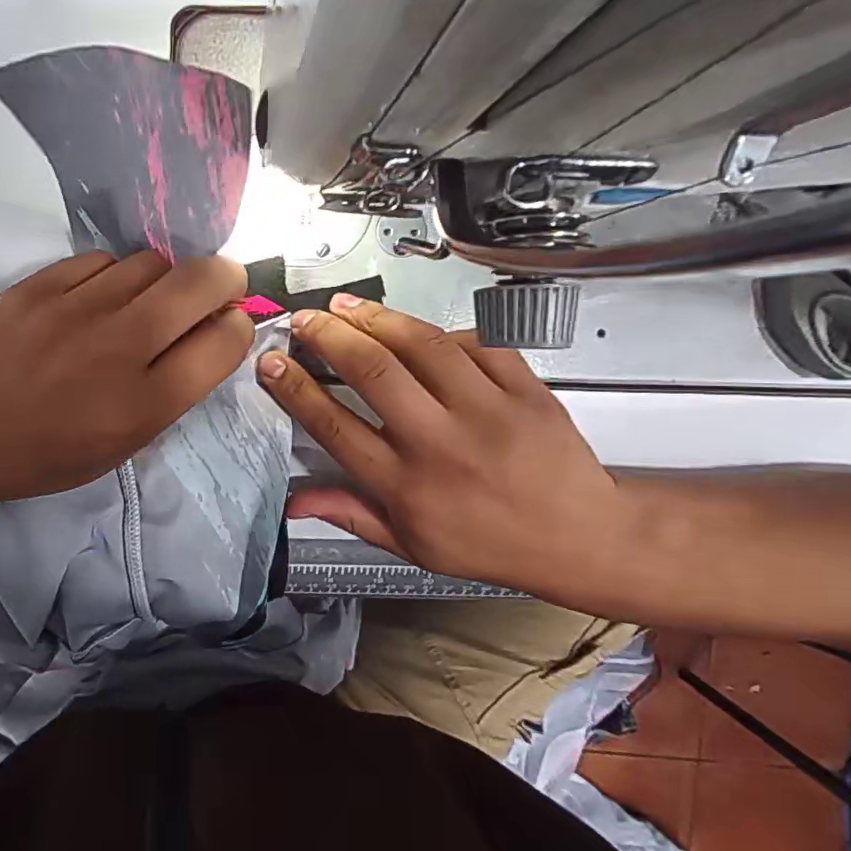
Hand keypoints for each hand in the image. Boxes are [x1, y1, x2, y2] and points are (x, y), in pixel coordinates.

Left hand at [0, 251, 252, 516]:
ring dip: (165, 279)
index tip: (228, 326)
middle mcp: (115, 351)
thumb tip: (220, 323)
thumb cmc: (68, 449)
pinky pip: (104, 260)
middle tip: (217, 288)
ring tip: (146, 303)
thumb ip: (185, 382)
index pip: (224, 339)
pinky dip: (115, 276)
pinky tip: (100, 301)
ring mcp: (72, 312)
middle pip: (198, 281)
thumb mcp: (140, 436)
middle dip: (224, 278)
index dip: (239, 326)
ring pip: (152, 261)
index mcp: (146, 402)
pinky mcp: (37, 288)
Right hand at [256, 295, 630, 596]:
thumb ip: (352, 514)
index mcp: (409, 486)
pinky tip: (420, 329)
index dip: (296, 390)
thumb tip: (296, 502)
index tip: (274, 364)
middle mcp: (442, 444)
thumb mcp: (413, 545)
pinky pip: (477, 343)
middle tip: (306, 319)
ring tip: (348, 306)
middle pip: (373, 373)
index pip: (336, 428)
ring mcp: (486, 411)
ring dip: (378, 318)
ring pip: (422, 346)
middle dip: (329, 337)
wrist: (576, 535)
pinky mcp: (523, 388)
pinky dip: (444, 330)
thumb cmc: (492, 543)